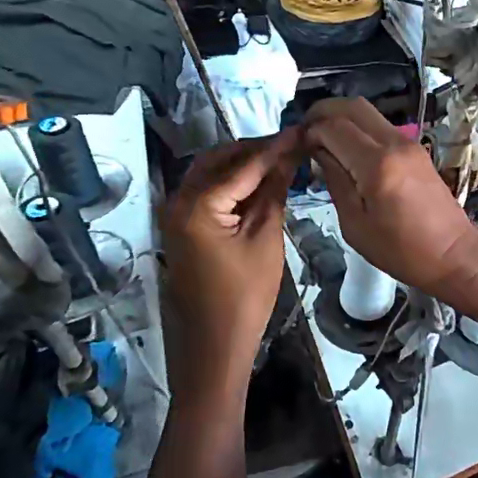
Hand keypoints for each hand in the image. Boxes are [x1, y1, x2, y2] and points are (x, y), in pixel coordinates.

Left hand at [161, 130, 302, 395]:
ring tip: (280, 161)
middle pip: (219, 160)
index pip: (243, 164)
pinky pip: (206, 192)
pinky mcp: (181, 227)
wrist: (213, 346)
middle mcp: (178, 201)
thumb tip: (288, 157)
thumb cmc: (245, 297)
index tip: (301, 131)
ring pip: (211, 173)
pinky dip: (231, 184)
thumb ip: (273, 192)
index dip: (275, 146)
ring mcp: (175, 214)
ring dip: (242, 165)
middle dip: (255, 150)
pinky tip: (258, 184)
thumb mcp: (265, 240)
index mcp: (197, 204)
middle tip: (291, 146)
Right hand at [302, 98, 477, 302]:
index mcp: (376, 165)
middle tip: (305, 131)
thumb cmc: (400, 250)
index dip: (310, 130)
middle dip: (323, 112)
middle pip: (352, 106)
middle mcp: (393, 143)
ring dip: (341, 117)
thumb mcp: (355, 225)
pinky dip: (358, 127)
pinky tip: (346, 149)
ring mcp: (408, 142)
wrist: (453, 254)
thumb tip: (318, 152)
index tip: (296, 144)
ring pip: (367, 111)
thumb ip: (335, 181)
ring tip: (322, 139)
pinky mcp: (415, 149)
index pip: (333, 127)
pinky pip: (380, 125)